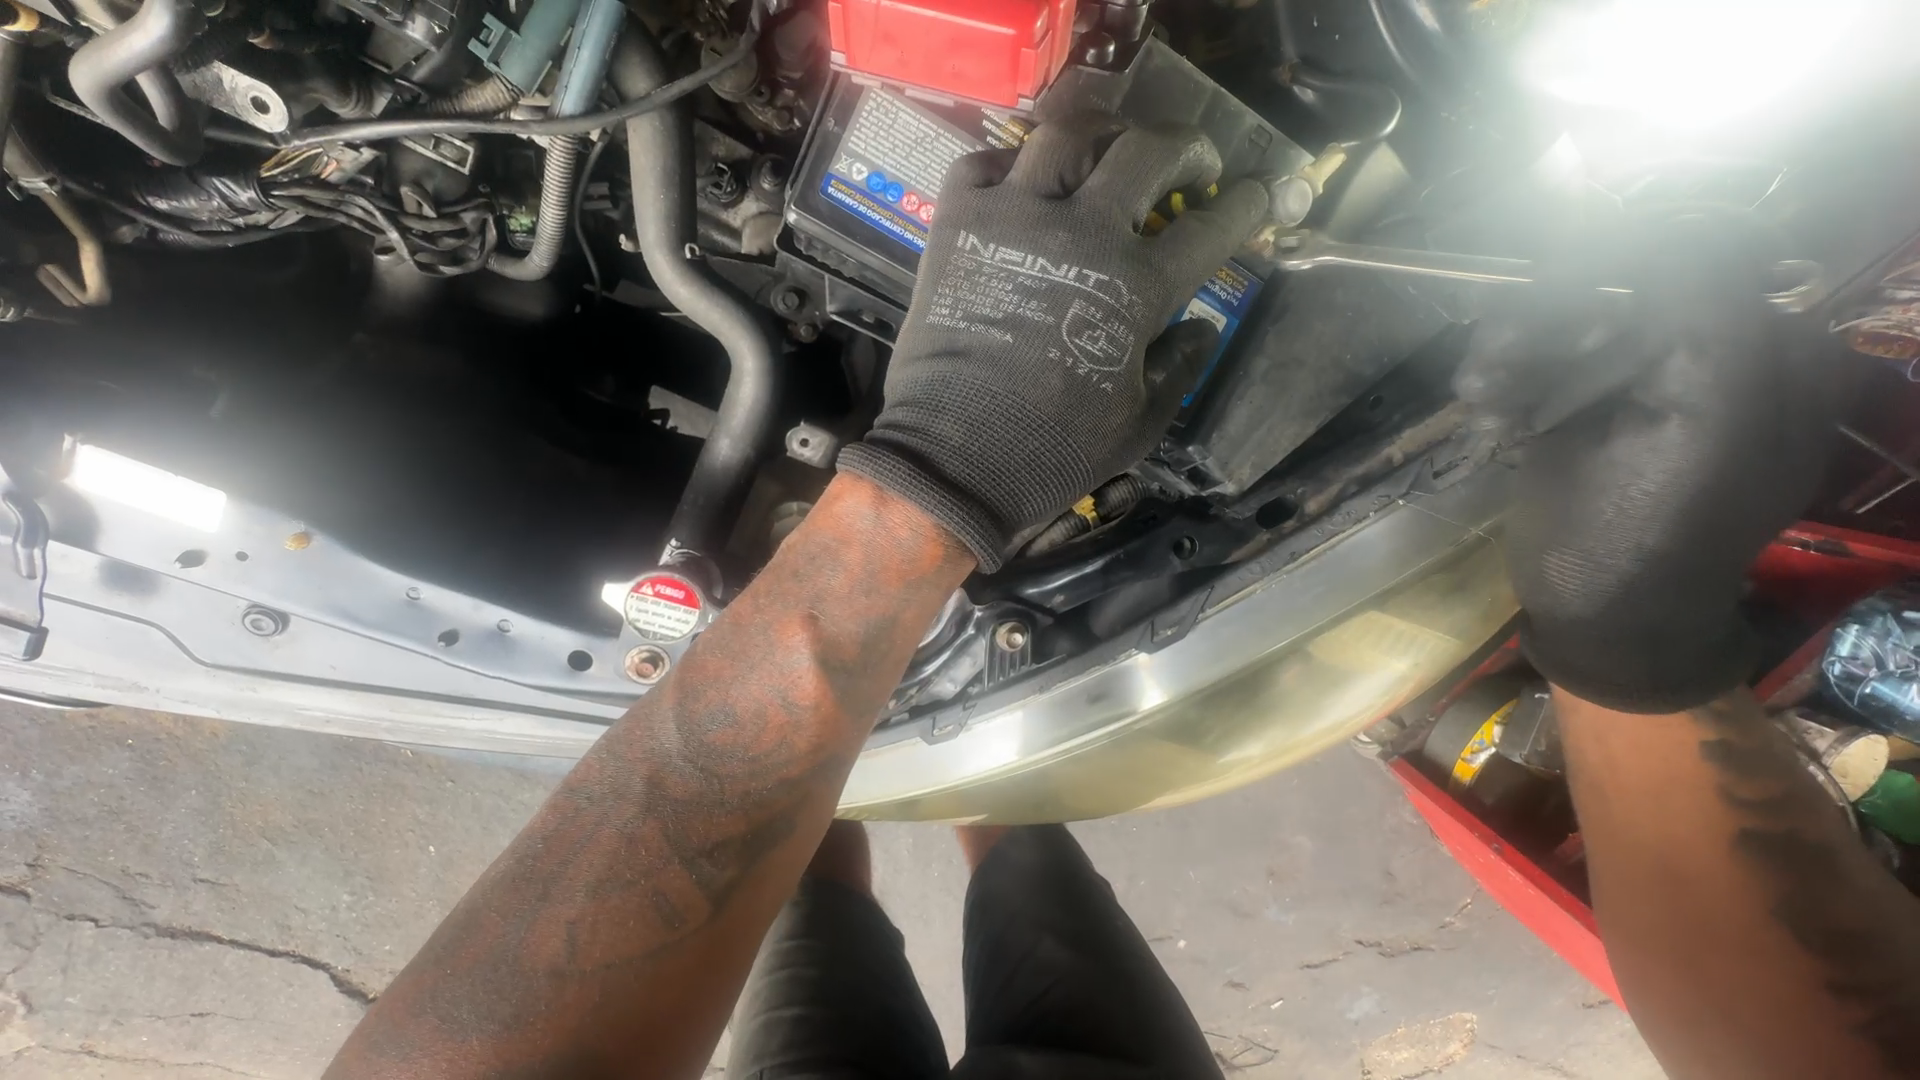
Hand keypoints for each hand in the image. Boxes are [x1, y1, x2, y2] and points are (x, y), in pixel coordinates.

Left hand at [838, 115, 1267, 570]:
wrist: (952, 460)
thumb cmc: (1051, 452)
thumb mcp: (1138, 425)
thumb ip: (1178, 369)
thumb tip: (1201, 326)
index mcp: (1136, 288)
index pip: (1211, 226)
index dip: (1245, 204)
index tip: (1255, 194)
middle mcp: (1082, 234)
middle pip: (1148, 151)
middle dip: (1186, 145)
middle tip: (1191, 163)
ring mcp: (1013, 218)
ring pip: (1067, 131)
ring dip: (1101, 131)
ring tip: (1109, 148)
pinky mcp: (958, 224)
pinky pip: (984, 161)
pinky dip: (1008, 163)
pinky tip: (1022, 185)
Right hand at [1455, 224, 1841, 712]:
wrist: (1595, 612)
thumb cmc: (1659, 532)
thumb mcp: (1714, 422)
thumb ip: (1711, 319)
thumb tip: (1660, 232)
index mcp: (1759, 349)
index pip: (1684, 264)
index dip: (1610, 275)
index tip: (1543, 305)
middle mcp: (1695, 354)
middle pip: (1611, 290)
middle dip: (1546, 322)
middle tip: (1492, 370)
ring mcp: (1625, 382)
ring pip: (1559, 324)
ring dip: (1510, 353)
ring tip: (1482, 397)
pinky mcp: (1570, 408)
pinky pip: (1532, 363)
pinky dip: (1502, 381)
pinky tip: (1488, 416)